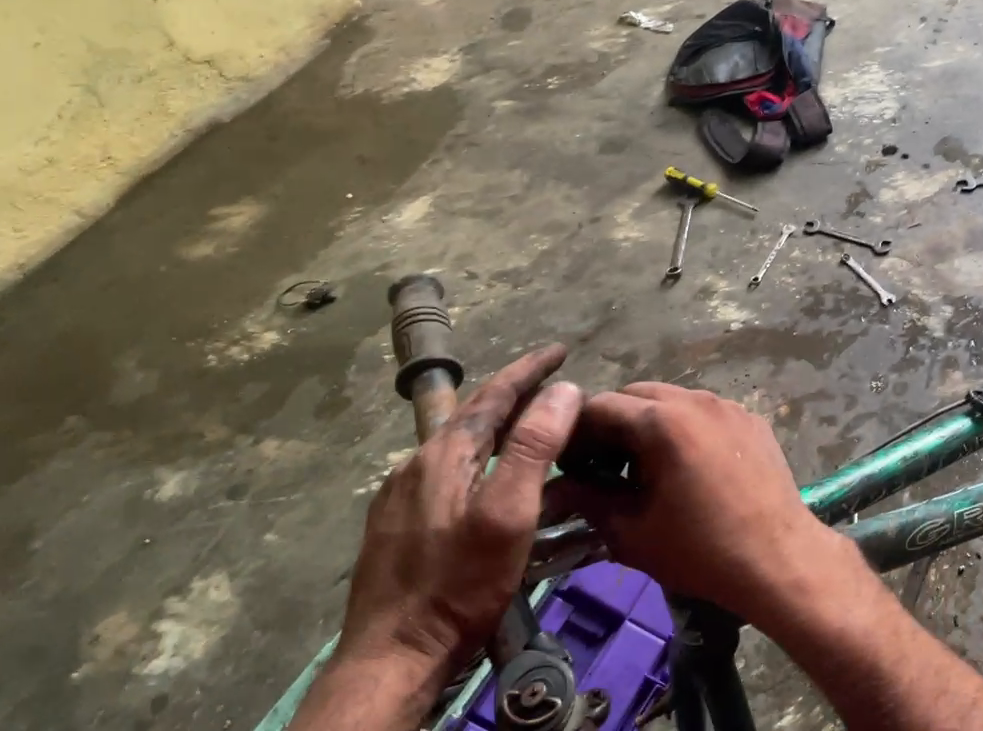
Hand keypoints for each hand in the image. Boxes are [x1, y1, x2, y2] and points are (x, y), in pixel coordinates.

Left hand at [337, 344, 582, 673]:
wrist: (392, 659)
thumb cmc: (459, 584)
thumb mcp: (509, 513)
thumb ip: (534, 447)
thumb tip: (563, 390)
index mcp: (443, 456)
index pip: (494, 395)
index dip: (530, 369)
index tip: (560, 350)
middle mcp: (415, 467)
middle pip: (473, 416)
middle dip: (515, 392)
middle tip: (555, 383)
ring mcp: (400, 498)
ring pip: (458, 445)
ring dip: (497, 426)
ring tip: (532, 425)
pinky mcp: (397, 526)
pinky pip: (447, 472)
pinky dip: (480, 456)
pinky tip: (492, 476)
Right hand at [546, 383, 838, 622]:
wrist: (777, 557)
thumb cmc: (700, 548)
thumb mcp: (630, 531)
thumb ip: (589, 499)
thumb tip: (557, 487)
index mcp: (662, 421)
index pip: (600, 405)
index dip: (576, 432)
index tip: (569, 464)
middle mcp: (697, 400)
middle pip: (638, 394)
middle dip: (613, 424)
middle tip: (603, 467)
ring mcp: (730, 407)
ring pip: (674, 399)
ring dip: (650, 423)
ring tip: (644, 469)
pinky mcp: (752, 420)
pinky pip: (706, 412)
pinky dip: (686, 428)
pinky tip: (688, 468)